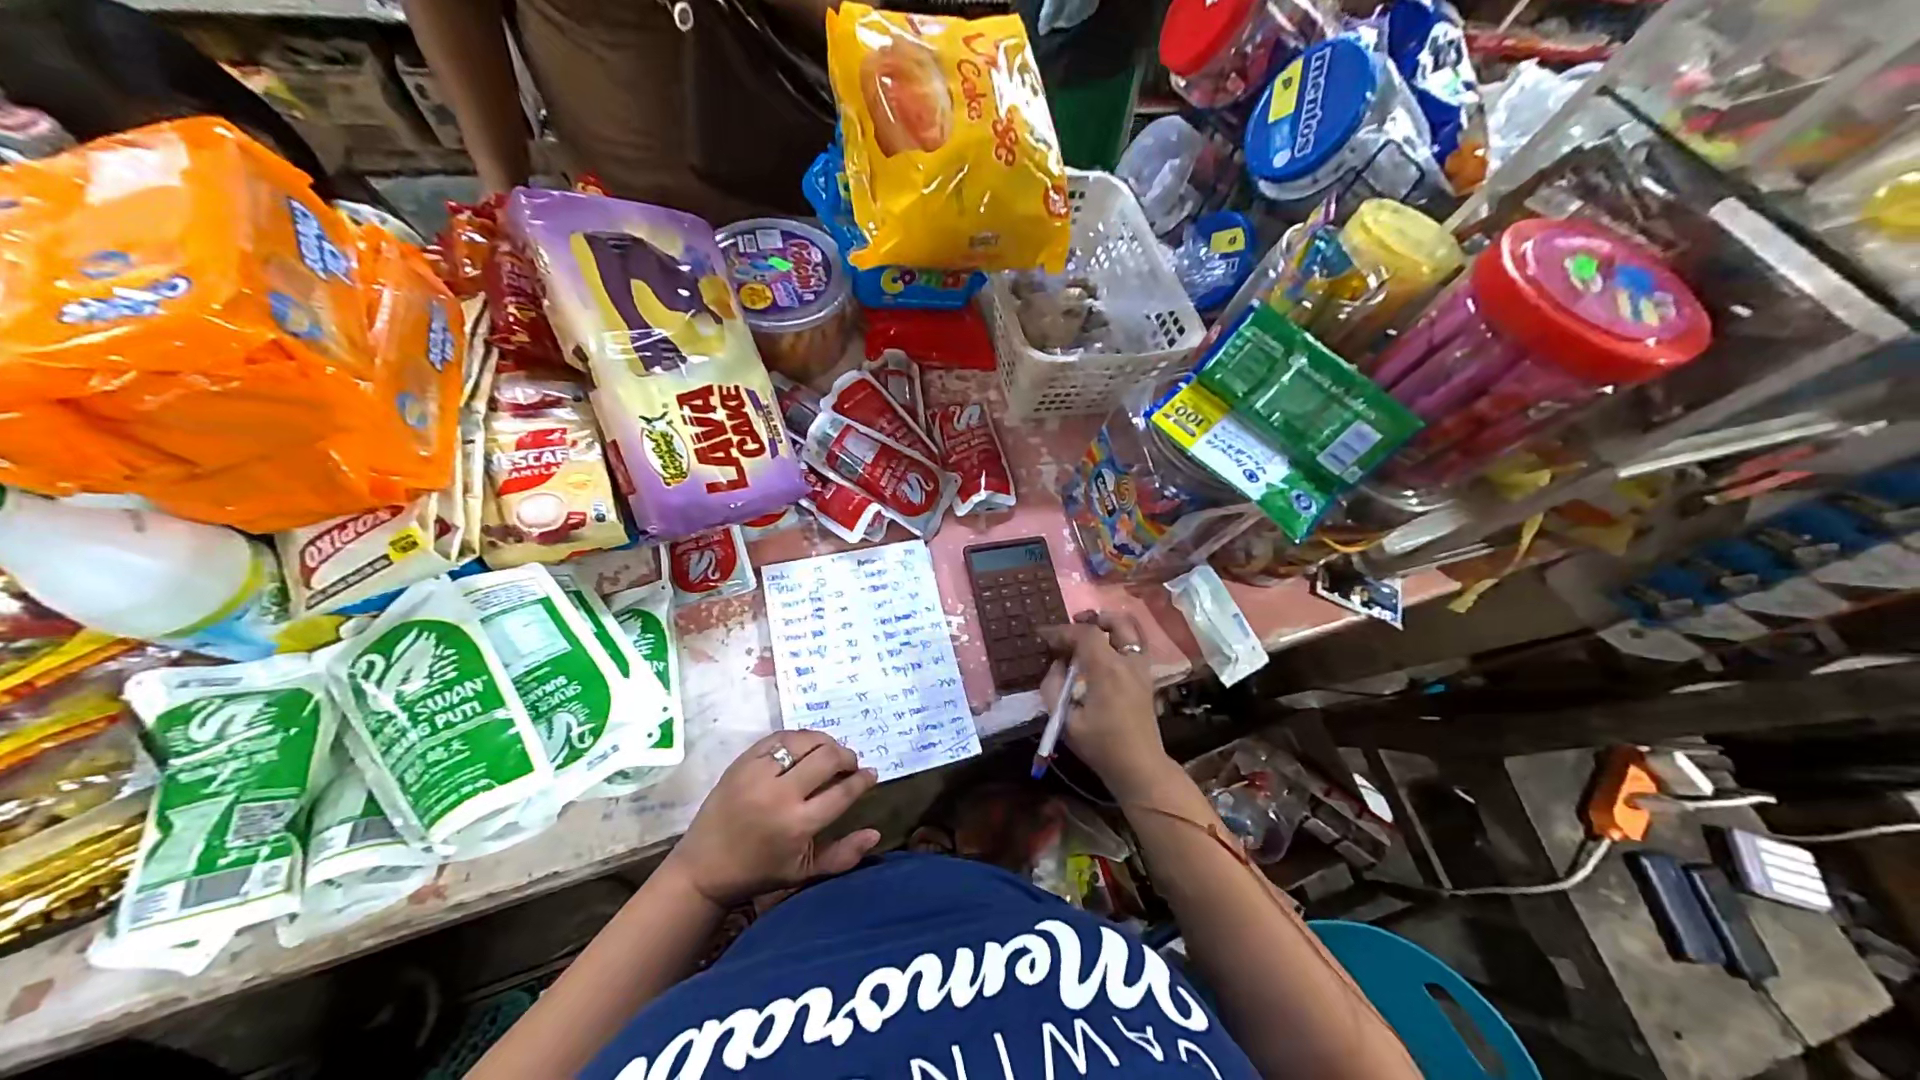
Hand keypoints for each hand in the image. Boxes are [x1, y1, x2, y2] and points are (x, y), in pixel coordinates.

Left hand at [663, 731, 881, 907]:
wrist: (703, 867)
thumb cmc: (758, 872)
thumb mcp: (803, 872)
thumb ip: (843, 855)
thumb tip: (876, 832)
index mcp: (797, 825)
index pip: (843, 791)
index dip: (863, 779)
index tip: (871, 774)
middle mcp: (780, 795)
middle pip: (828, 758)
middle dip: (847, 757)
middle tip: (850, 764)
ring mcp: (758, 774)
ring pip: (804, 741)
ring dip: (825, 743)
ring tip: (829, 753)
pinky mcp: (742, 762)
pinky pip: (779, 737)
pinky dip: (798, 739)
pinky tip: (805, 748)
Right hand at [1039, 612, 1174, 800]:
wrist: (1139, 767)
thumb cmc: (1100, 745)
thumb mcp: (1066, 719)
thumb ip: (1053, 686)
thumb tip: (1056, 665)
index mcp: (1107, 669)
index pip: (1085, 634)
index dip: (1061, 630)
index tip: (1043, 636)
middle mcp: (1128, 661)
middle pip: (1116, 621)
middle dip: (1092, 618)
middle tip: (1073, 625)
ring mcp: (1142, 668)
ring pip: (1132, 630)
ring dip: (1110, 625)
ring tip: (1090, 635)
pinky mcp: (1147, 678)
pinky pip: (1137, 645)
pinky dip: (1121, 638)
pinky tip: (1105, 652)